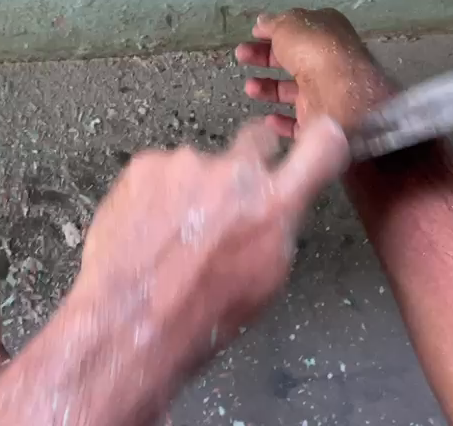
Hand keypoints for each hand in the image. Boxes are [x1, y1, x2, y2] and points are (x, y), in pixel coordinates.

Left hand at [71, 117, 350, 373]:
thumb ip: (273, 226)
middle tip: (224, 197)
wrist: (130, 318)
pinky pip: (161, 169)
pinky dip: (156, 192)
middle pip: (254, 141)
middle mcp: (234, 172)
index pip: (320, 148)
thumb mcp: (263, 278)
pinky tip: (145, 226)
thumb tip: (270, 206)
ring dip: (192, 187)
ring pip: (198, 164)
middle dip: (247, 161)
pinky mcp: (148, 161)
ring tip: (169, 232)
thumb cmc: (201, 315)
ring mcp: (187, 161)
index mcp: (273, 206)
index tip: (319, 135)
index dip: (323, 137)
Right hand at [239, 8, 396, 135]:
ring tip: (249, 87)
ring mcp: (325, 92)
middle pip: (290, 59)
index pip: (297, 29)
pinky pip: (297, 122)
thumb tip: (262, 22)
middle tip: (241, 56)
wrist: (341, 97)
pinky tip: (268, 117)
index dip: (273, 31)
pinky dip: (281, 121)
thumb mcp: (289, 24)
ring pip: (290, 90)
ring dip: (267, 88)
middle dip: (262, 57)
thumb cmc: (314, 51)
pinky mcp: (321, 121)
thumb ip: (273, 24)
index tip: (253, 34)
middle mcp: (327, 61)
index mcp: (326, 32)